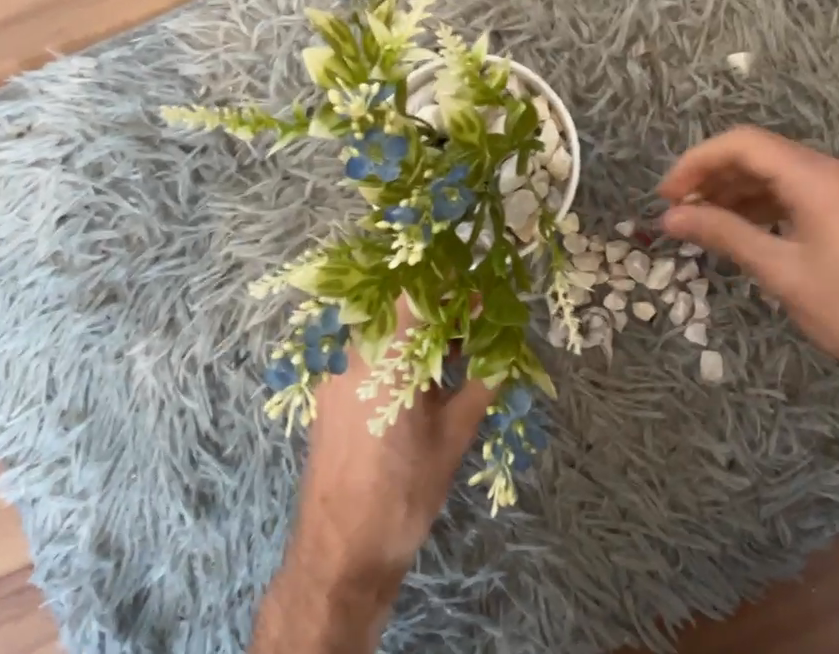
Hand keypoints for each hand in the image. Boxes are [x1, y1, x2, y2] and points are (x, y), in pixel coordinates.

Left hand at [251, 303, 490, 653]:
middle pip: (397, 307)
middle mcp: (354, 355)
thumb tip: (506, 350)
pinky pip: (369, 358)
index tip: (481, 290)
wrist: (341, 554)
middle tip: (479, 319)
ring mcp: (337, 376)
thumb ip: (482, 382)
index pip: (413, 291)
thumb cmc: (404, 491)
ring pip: (383, 333)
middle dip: (440, 307)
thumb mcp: (454, 435)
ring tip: (462, 348)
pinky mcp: (332, 398)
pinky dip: (400, 356)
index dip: (449, 283)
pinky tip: (430, 378)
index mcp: (384, 356)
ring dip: (420, 333)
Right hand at [657, 127, 838, 402]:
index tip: (667, 196)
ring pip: (783, 174)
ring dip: (740, 192)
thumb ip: (724, 234)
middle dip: (715, 177)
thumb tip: (670, 217)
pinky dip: (770, 205)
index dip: (697, 162)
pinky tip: (745, 229)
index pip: (743, 144)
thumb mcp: (781, 272)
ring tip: (703, 222)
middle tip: (678, 211)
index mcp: (819, 177)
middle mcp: (838, 170)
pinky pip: (804, 192)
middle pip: (763, 154)